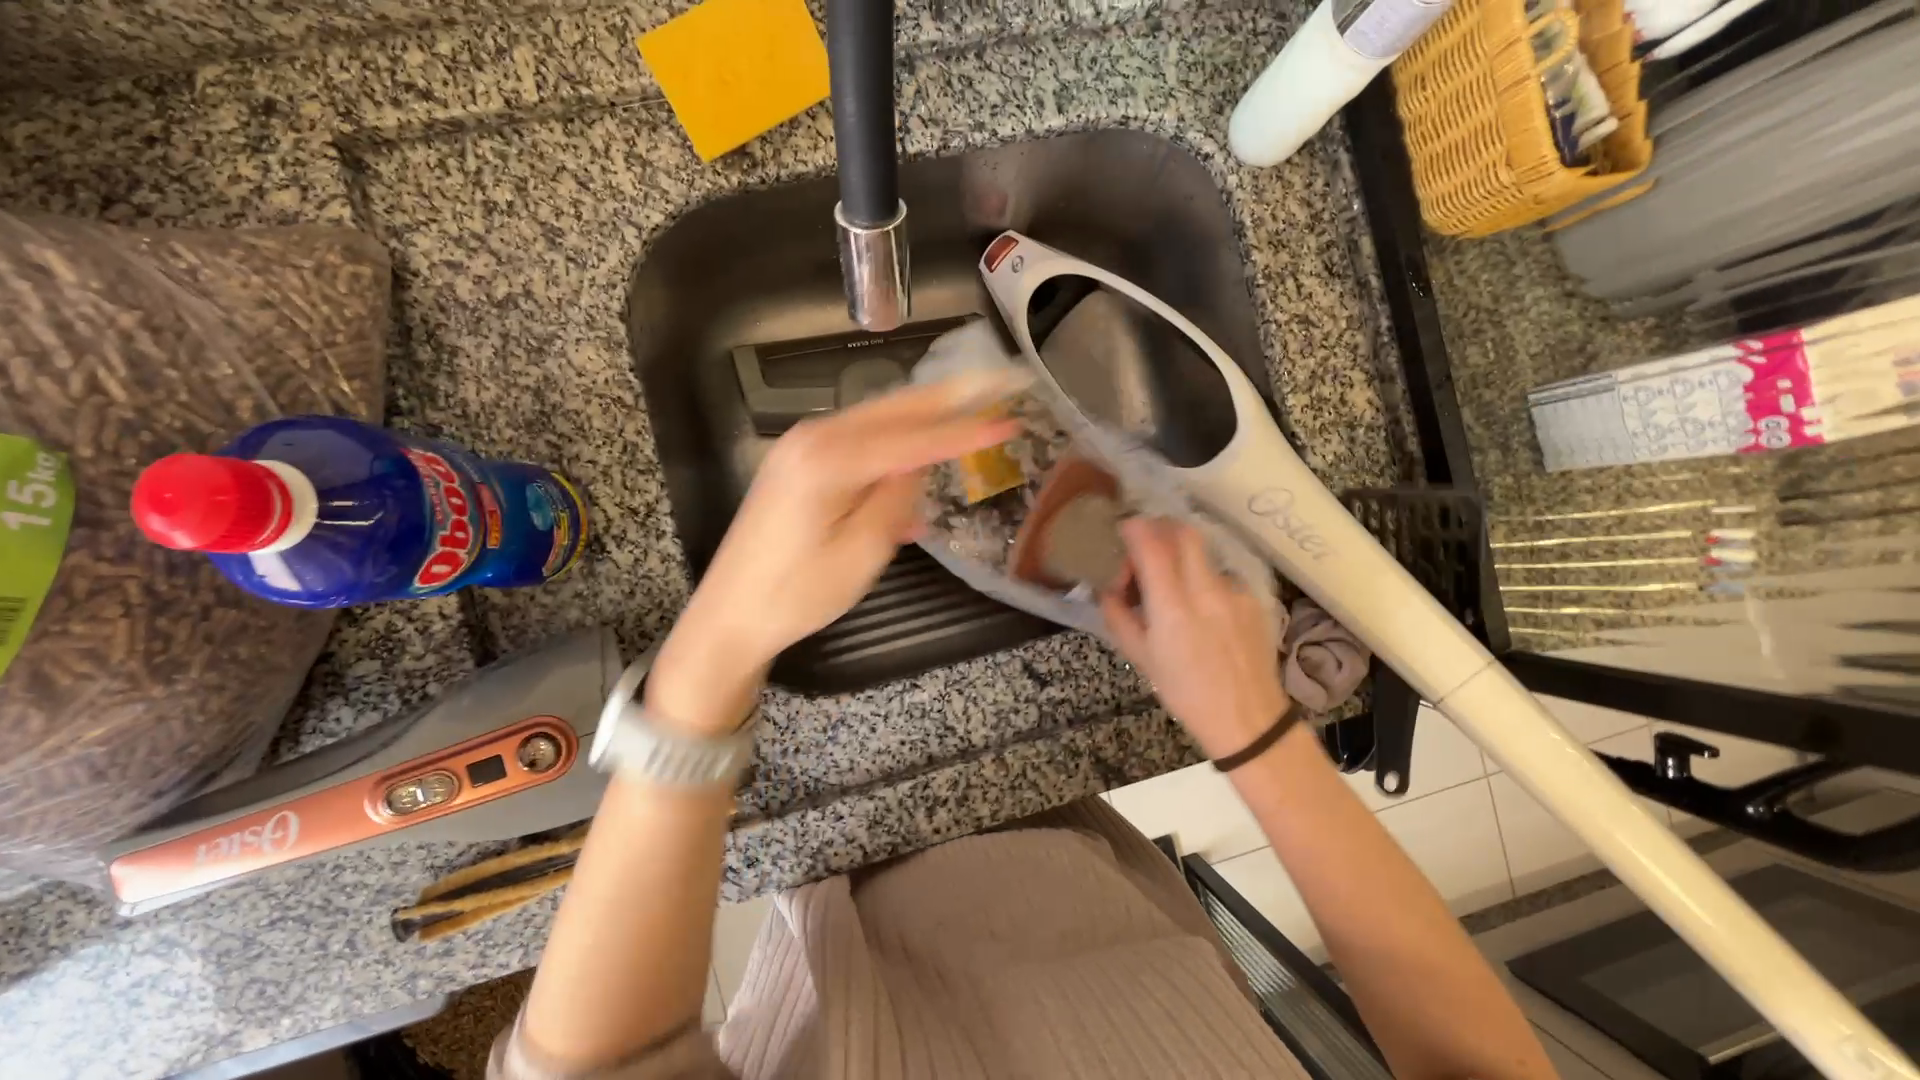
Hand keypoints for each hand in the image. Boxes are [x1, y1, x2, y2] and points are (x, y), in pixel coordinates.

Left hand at [648, 373, 1024, 728]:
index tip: (1007, 421)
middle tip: (997, 384)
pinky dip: (893, 440)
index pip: (912, 438)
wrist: (730, 615)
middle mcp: (812, 437)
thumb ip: (895, 502)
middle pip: (894, 409)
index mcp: (828, 460)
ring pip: (877, 419)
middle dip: (948, 398)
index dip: (963, 431)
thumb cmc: (795, 596)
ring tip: (971, 407)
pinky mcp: (796, 462)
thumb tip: (918, 467)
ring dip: (923, 417)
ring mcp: (800, 446)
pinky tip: (919, 454)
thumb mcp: (859, 556)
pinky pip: (858, 439)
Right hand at [1100, 517, 1289, 760]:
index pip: (1152, 545)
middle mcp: (1206, 591)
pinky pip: (1221, 576)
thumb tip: (1107, 590)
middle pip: (1184, 532)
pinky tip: (1203, 611)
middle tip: (1146, 544)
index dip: (1134, 528)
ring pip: (1202, 554)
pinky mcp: (1253, 599)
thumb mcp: (1141, 660)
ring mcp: (1234, 592)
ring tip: (1173, 588)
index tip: (1124, 530)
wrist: (1248, 719)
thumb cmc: (1186, 694)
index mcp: (1173, 609)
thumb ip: (1119, 617)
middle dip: (1160, 528)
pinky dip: (1204, 582)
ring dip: (1182, 559)